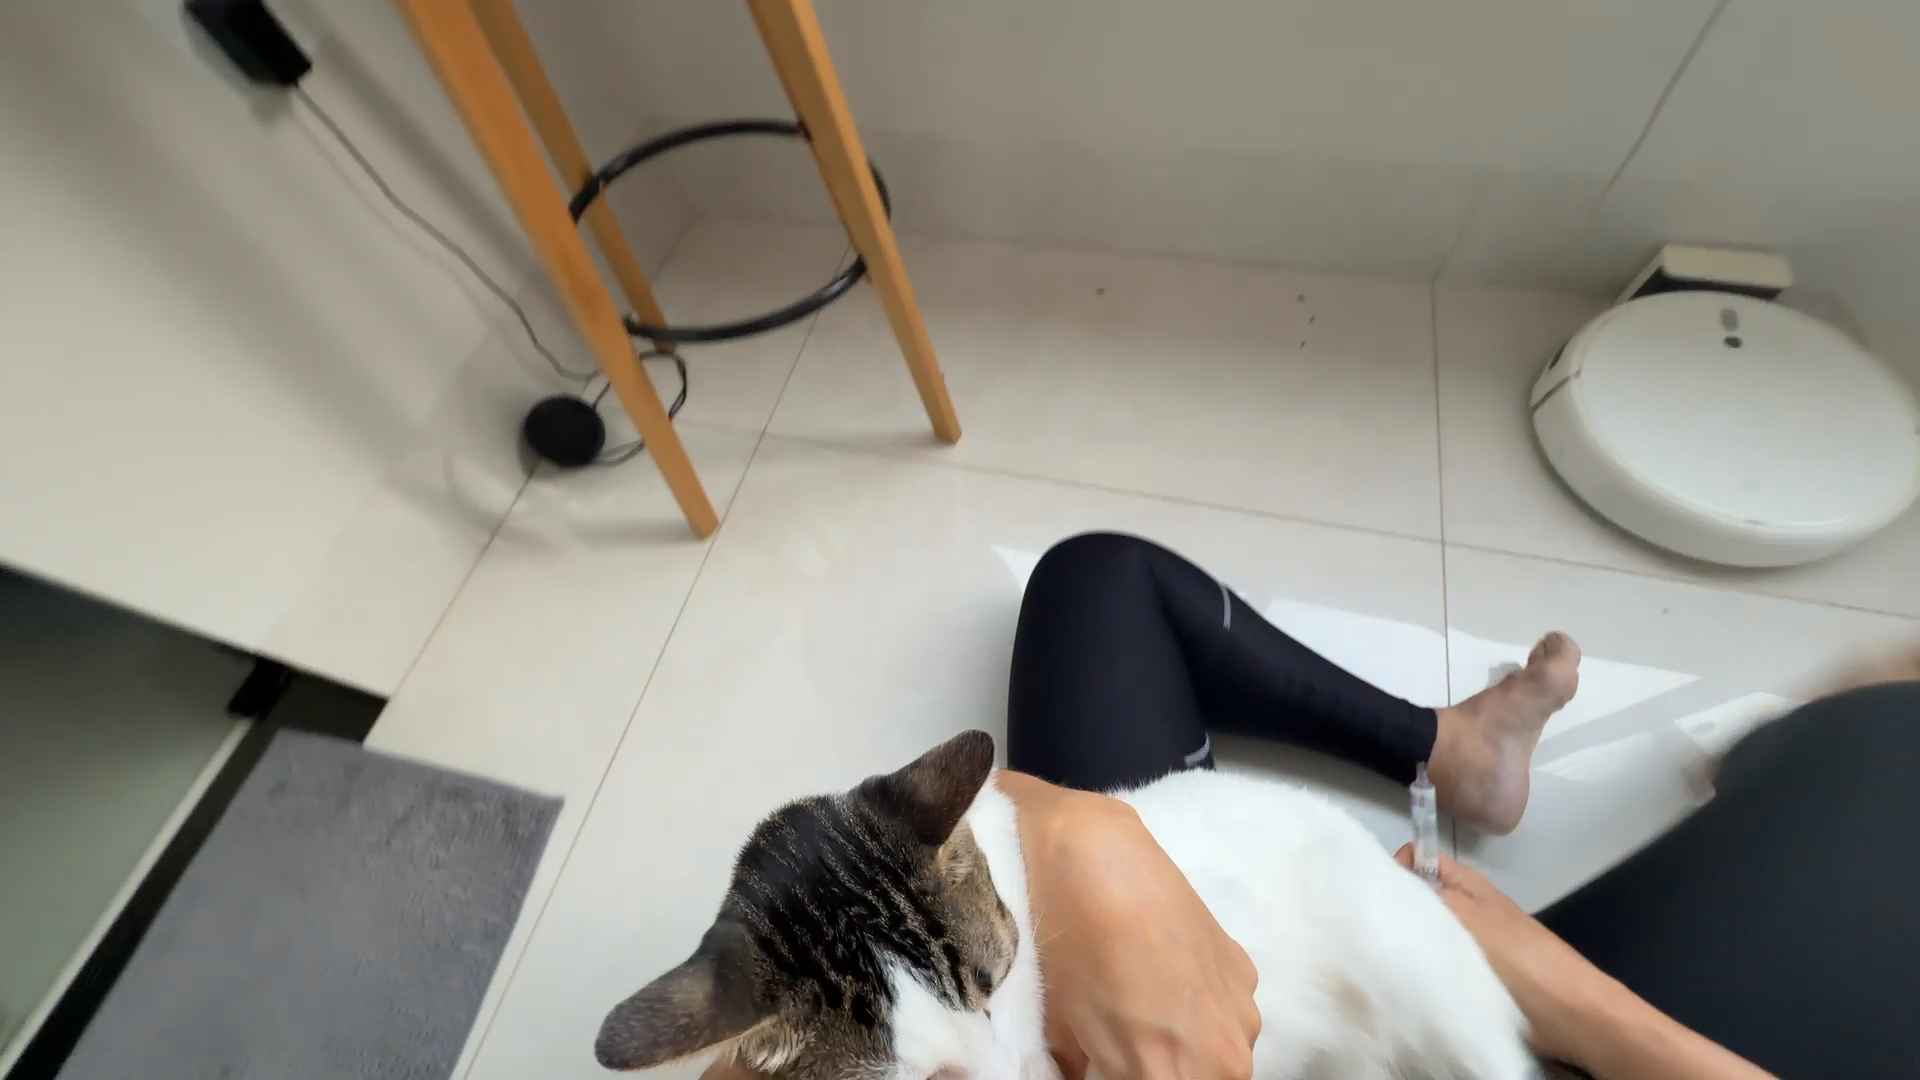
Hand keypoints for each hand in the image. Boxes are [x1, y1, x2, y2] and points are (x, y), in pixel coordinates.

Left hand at [1000, 772, 1260, 1079]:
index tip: (1106, 1061)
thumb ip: (1080, 1069)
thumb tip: (1082, 1073)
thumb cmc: (1069, 937)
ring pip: (1216, 1052)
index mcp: (1172, 1079)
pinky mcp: (1243, 967)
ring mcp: (1240, 1008)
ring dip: (1185, 1041)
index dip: (1120, 1075)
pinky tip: (1160, 965)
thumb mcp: (1062, 1026)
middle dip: (1159, 1067)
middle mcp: (1222, 1057)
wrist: (1092, 850)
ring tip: (1140, 999)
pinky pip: (1225, 1007)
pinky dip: (1199, 1000)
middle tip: (1122, 1041)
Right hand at [1392, 845, 1611, 1063]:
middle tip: (1382, 932)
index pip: (1413, 856)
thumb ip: (1421, 891)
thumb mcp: (1461, 913)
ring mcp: (1475, 939)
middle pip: (1416, 895)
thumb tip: (1380, 878)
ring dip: (1415, 944)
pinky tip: (1421, 982)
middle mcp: (1466, 903)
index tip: (1380, 896)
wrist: (1576, 1017)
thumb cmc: (1518, 957)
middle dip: (1399, 911)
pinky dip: (1431, 969)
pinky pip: (1441, 961)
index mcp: (1463, 880)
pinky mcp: (1480, 973)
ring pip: (1427, 930)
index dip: (1393, 869)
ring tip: (1401, 959)